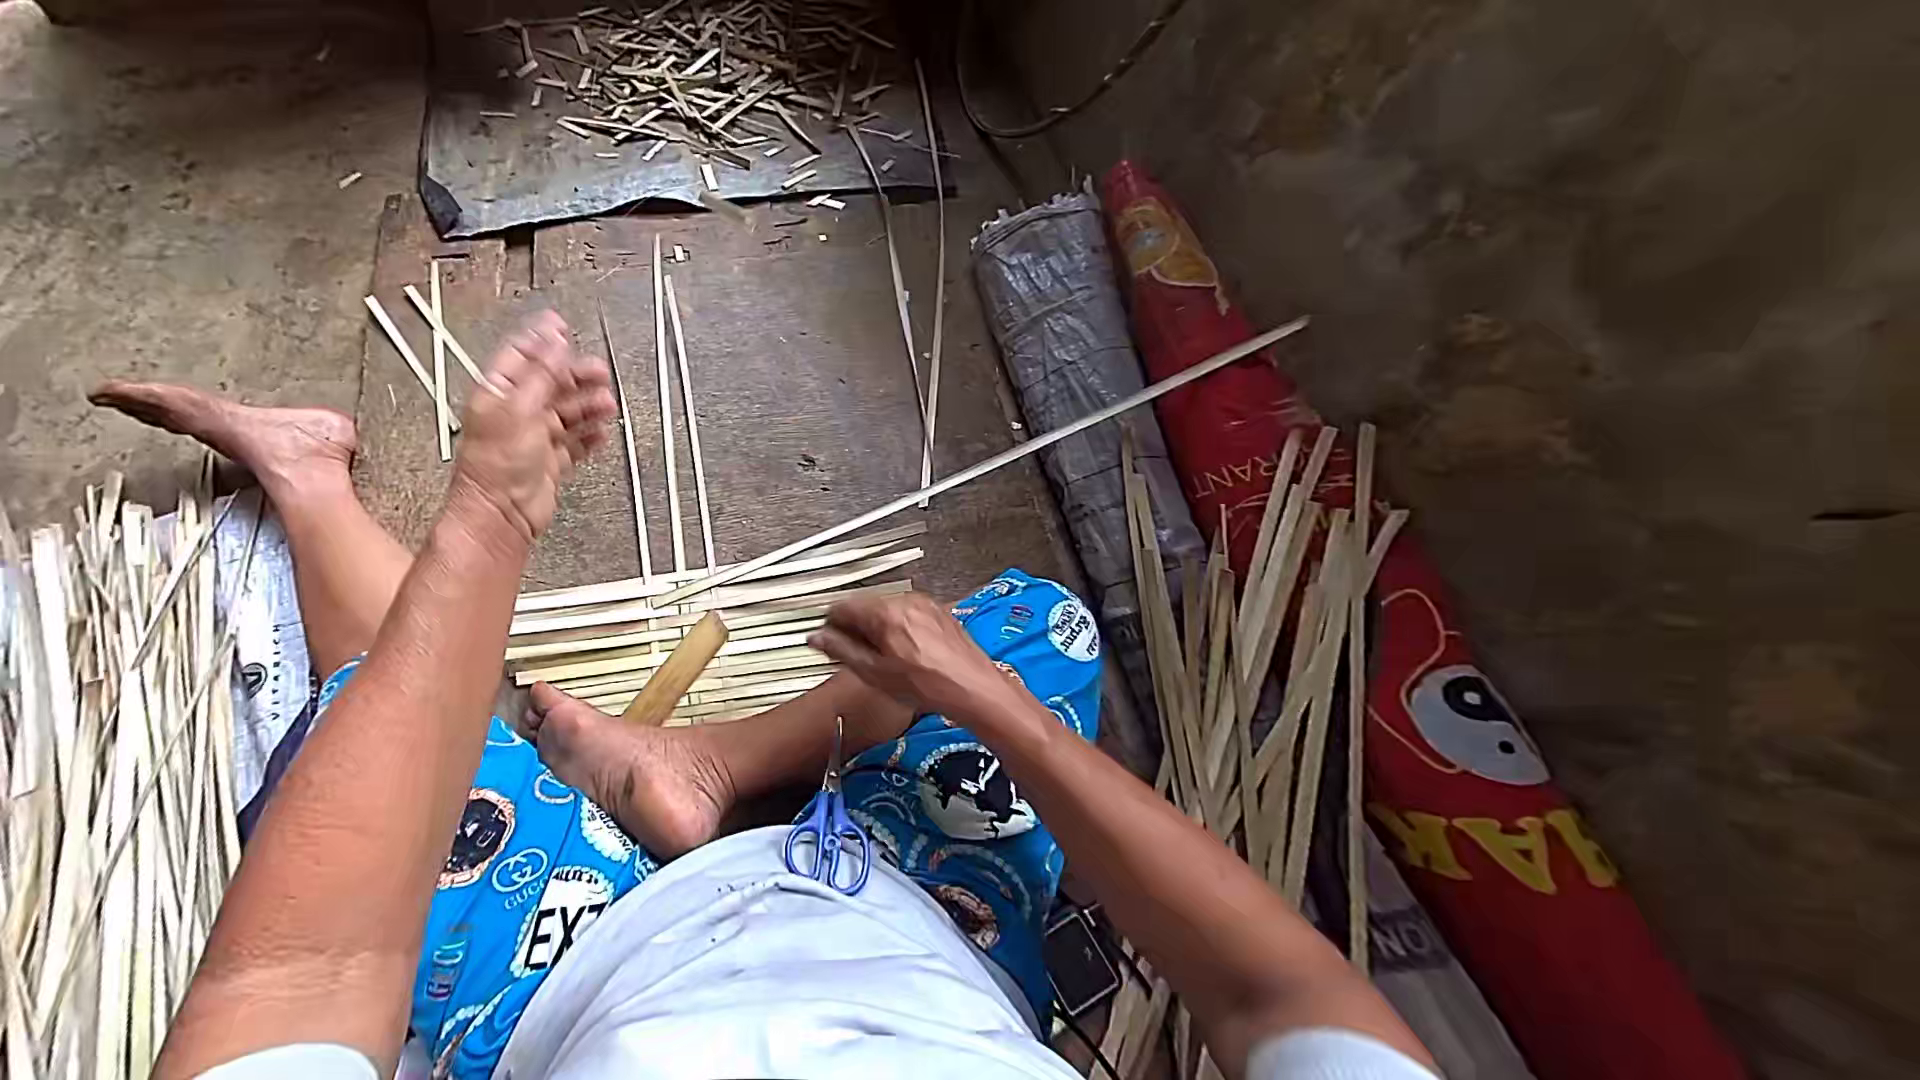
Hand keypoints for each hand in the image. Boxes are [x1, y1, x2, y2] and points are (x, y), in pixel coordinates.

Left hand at [446, 311, 615, 544]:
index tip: (560, 325)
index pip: (522, 357)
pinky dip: (590, 436)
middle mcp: (516, 413)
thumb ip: (541, 375)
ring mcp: (535, 437)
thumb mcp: (519, 409)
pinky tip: (600, 432)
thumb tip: (554, 341)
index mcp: (499, 394)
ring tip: (606, 403)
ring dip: (588, 405)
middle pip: (551, 384)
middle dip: (576, 375)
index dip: (542, 340)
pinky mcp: (552, 460)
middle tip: (599, 370)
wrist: (503, 511)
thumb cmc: (496, 467)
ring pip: (568, 412)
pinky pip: (576, 442)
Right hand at [808, 592, 1015, 720]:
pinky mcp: (940, 612)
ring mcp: (925, 604)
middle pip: (865, 606)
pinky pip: (909, 614)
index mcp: (885, 611)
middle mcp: (905, 600)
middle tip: (856, 656)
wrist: (974, 689)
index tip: (830, 642)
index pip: (842, 606)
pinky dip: (900, 629)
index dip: (831, 625)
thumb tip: (817, 637)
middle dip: (856, 627)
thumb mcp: (874, 673)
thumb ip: (841, 650)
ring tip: (884, 659)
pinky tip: (906, 654)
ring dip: (878, 629)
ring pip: (888, 610)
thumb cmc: (928, 685)